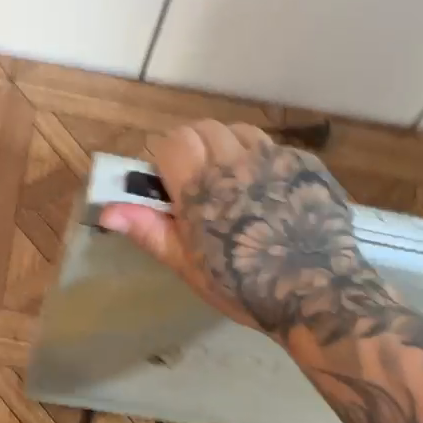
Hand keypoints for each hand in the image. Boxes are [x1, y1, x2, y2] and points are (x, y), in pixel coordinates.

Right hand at [98, 120, 366, 339]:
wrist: (314, 291)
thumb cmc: (241, 286)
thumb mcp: (187, 265)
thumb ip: (149, 230)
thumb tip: (107, 210)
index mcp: (200, 185)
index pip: (171, 142)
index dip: (164, 159)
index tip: (165, 184)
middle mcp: (235, 160)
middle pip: (203, 130)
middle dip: (192, 149)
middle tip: (194, 184)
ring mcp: (274, 157)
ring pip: (238, 132)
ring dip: (225, 148)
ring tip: (228, 183)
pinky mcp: (304, 163)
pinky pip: (272, 148)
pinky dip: (259, 161)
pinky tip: (263, 193)